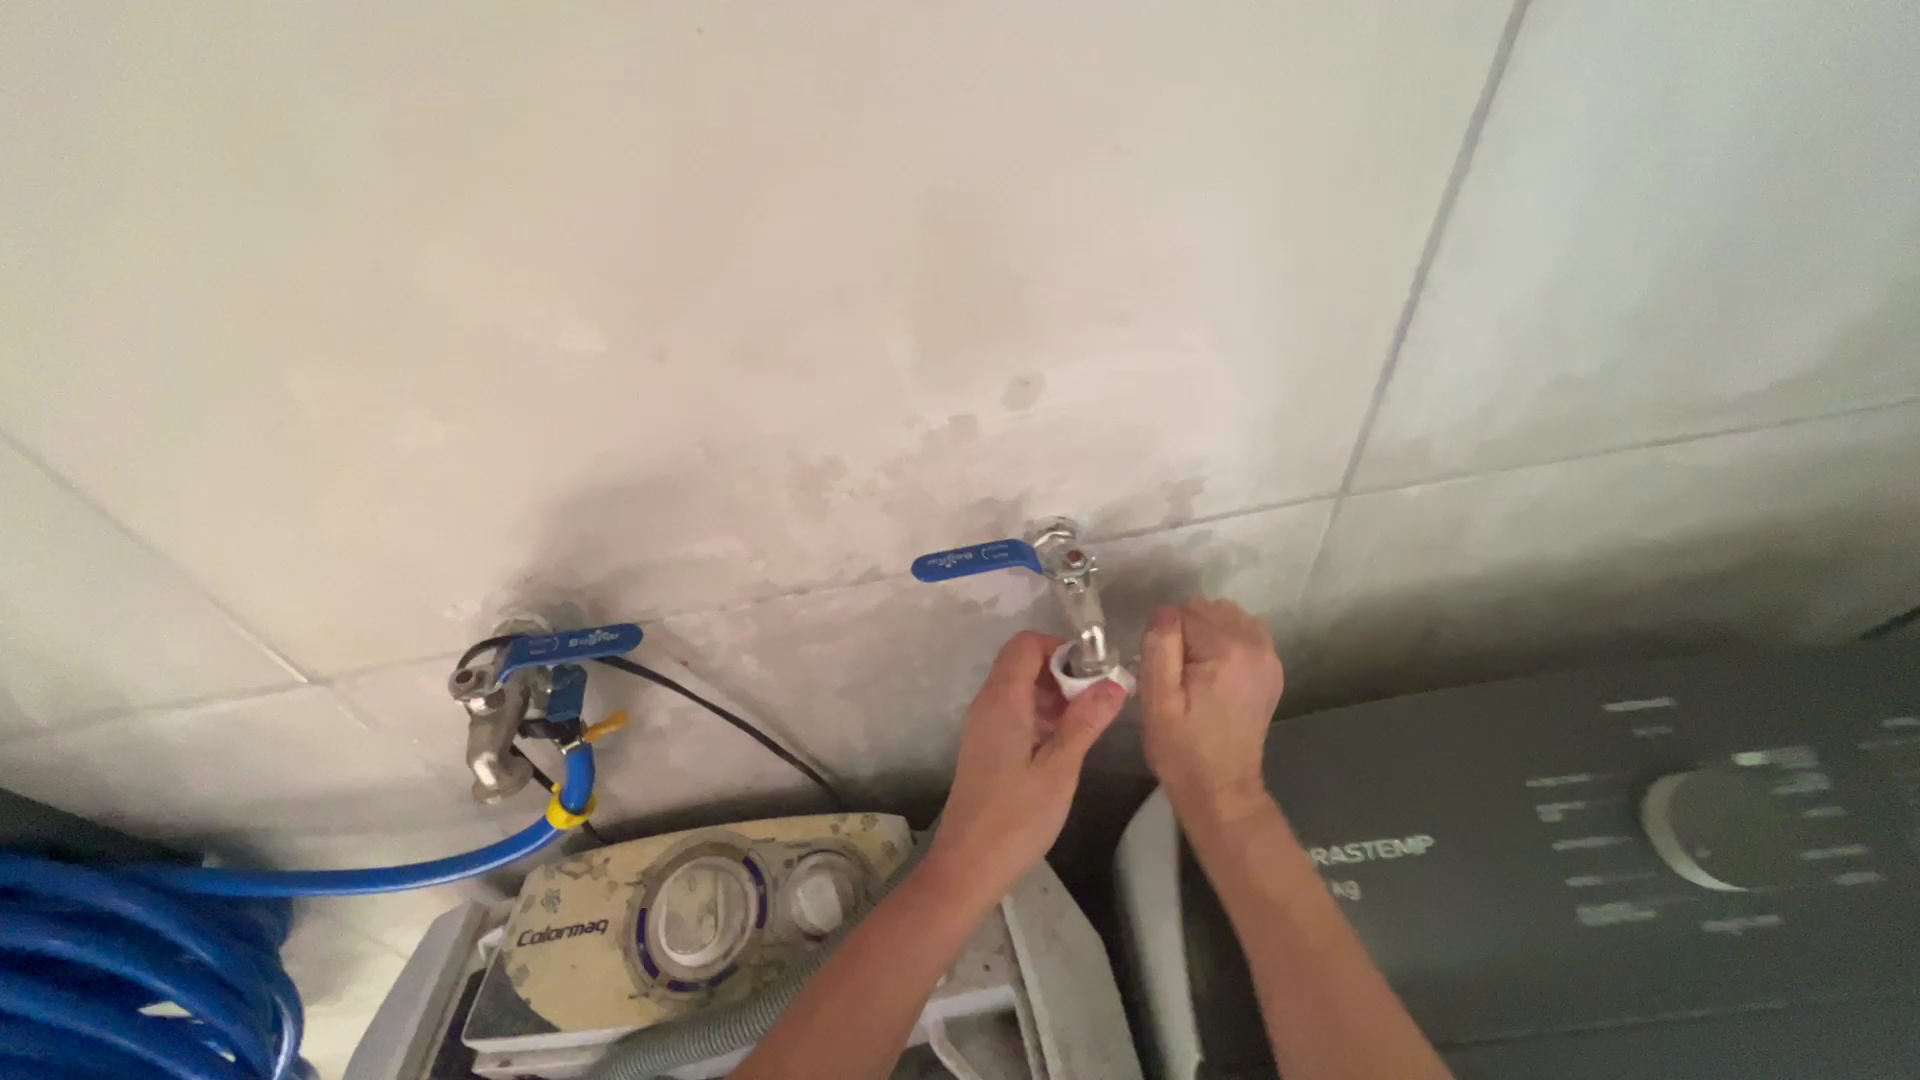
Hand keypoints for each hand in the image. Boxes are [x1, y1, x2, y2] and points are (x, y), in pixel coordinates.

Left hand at [925, 631, 1127, 900]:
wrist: (968, 864)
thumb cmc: (1016, 818)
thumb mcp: (1059, 770)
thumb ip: (1084, 723)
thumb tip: (1113, 683)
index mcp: (1002, 701)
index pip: (1025, 645)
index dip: (1060, 647)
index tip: (1094, 670)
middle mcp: (987, 704)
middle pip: (1021, 662)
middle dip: (1061, 670)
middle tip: (1096, 698)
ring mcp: (983, 725)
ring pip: (1018, 687)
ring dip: (1052, 693)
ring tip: (1086, 721)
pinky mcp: (985, 745)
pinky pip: (1013, 710)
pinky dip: (1039, 713)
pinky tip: (1063, 742)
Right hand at [1140, 599, 1285, 819]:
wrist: (1221, 788)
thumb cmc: (1181, 748)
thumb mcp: (1157, 700)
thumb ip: (1159, 647)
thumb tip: (1165, 611)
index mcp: (1227, 651)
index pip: (1183, 613)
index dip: (1165, 639)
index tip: (1165, 674)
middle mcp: (1256, 645)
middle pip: (1207, 609)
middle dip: (1186, 632)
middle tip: (1179, 675)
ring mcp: (1270, 656)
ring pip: (1226, 615)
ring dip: (1206, 633)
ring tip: (1196, 672)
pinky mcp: (1272, 668)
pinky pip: (1244, 631)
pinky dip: (1225, 640)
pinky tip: (1215, 671)